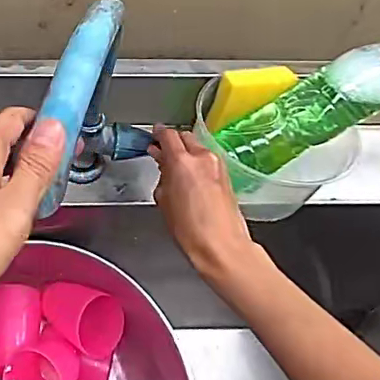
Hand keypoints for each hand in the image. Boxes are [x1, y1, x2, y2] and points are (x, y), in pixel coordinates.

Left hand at [0, 108, 66, 368]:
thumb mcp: (11, 213)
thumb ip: (36, 167)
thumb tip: (55, 127)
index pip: (18, 116)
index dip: (49, 123)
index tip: (73, 139)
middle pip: (5, 140)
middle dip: (35, 158)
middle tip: (57, 188)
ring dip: (17, 180)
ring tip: (32, 213)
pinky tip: (3, 226)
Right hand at [150, 126, 268, 286]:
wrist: (222, 246)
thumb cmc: (191, 228)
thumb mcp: (164, 199)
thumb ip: (162, 175)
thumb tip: (163, 165)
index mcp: (182, 161)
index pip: (168, 135)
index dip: (157, 133)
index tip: (152, 136)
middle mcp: (203, 158)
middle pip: (185, 136)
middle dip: (172, 141)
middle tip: (161, 151)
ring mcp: (218, 166)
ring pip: (198, 147)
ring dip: (186, 152)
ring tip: (175, 167)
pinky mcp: (227, 176)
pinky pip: (208, 160)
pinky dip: (197, 162)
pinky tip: (190, 177)